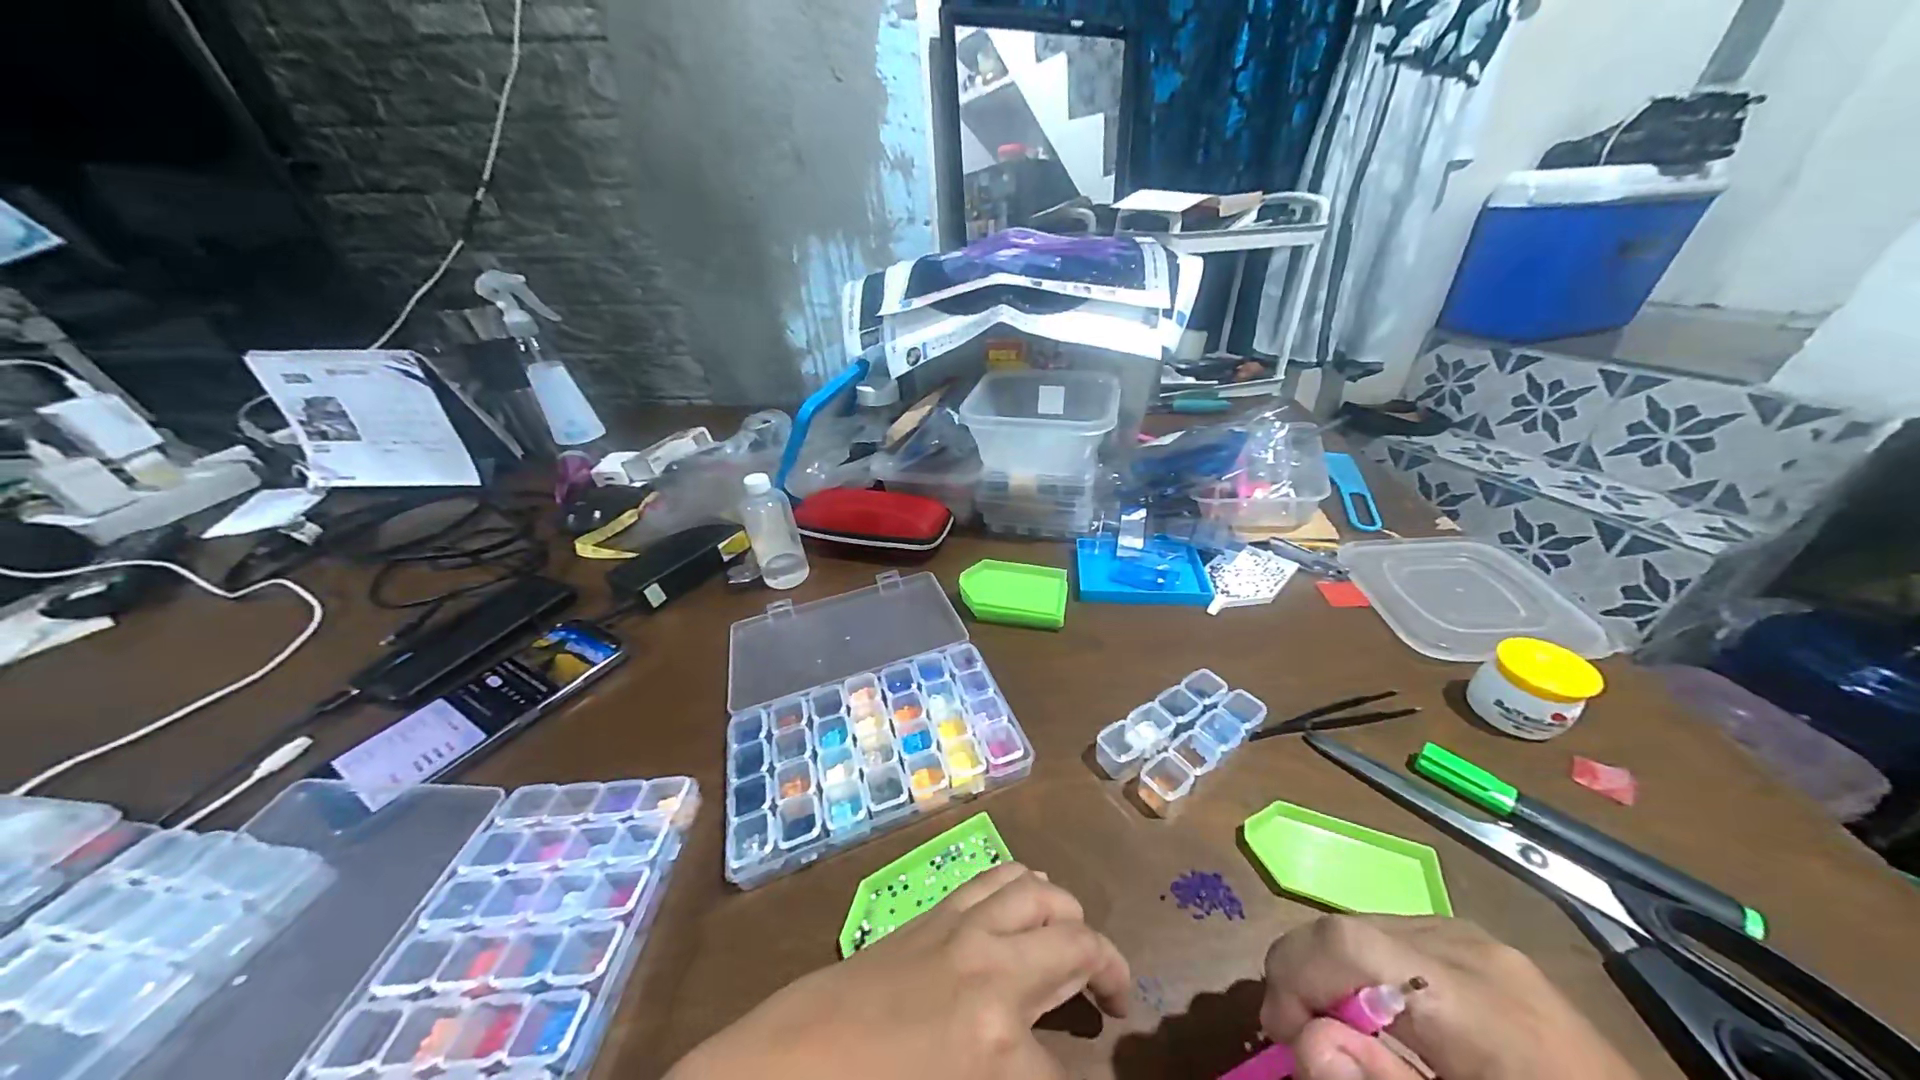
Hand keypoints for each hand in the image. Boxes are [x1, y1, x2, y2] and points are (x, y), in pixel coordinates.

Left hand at [667, 863, 1129, 1079]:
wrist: (792, 1062)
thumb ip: (1016, 1072)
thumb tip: (1042, 1059)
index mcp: (995, 1039)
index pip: (1066, 1070)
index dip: (1079, 1075)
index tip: (1088, 1065)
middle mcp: (991, 966)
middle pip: (1078, 947)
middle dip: (1110, 972)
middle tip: (1115, 1000)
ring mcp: (962, 927)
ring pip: (1041, 894)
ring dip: (1069, 917)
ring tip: (1076, 944)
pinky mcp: (937, 910)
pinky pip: (996, 877)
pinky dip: (1026, 886)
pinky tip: (1027, 907)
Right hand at [1262, 915, 1639, 1079]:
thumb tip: (1305, 1040)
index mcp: (1476, 1001)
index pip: (1350, 944)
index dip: (1295, 977)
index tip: (1283, 1038)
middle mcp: (1470, 947)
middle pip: (1348, 930)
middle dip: (1305, 978)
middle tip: (1303, 1044)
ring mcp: (1480, 941)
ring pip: (1365, 928)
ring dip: (1333, 976)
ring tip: (1345, 1037)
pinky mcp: (1483, 948)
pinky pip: (1397, 940)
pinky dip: (1367, 973)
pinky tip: (1386, 1022)